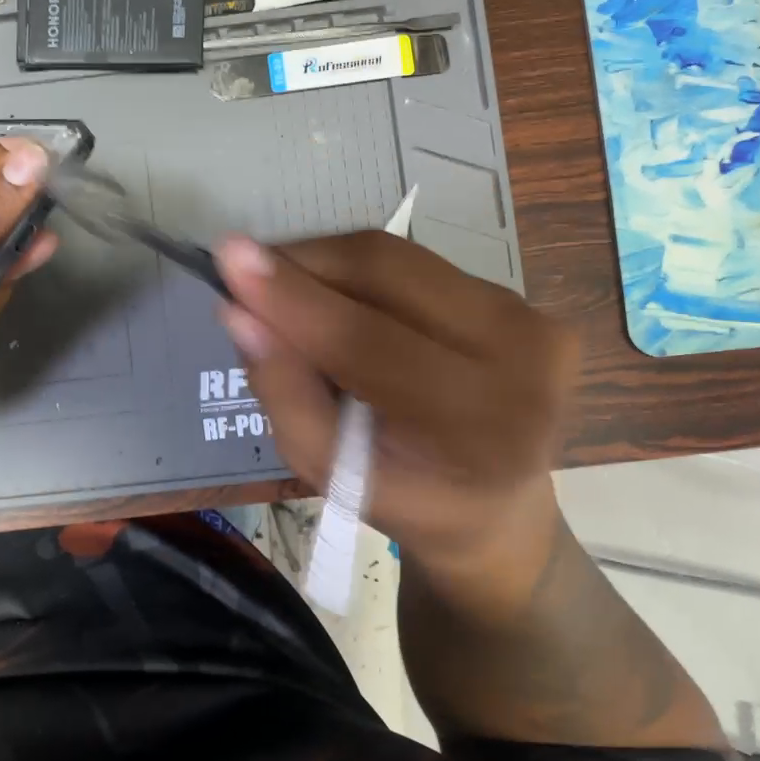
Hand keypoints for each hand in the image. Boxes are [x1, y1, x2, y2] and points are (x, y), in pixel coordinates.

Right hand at [213, 232, 576, 565]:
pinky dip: (356, 273)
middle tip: (245, 276)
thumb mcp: (324, 467)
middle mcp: (519, 358)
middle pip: (386, 272)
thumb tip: (238, 314)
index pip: (365, 340)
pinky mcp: (525, 301)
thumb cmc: (399, 496)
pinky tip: (337, 304)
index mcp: (471, 424)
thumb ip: (282, 391)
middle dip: (302, 263)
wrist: (494, 504)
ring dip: (325, 265)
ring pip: (398, 258)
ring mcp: (532, 321)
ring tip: (288, 298)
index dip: (292, 296)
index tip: (228, 256)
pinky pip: (416, 265)